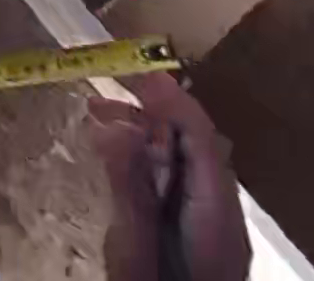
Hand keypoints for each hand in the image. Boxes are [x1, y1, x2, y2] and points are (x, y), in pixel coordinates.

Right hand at [89, 74, 249, 280]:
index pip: (201, 140)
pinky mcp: (192, 234)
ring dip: (141, 132)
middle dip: (148, 112)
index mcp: (215, 215)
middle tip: (96, 97)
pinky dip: (142, 156)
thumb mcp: (135, 245)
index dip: (172, 100)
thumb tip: (113, 127)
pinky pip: (171, 180)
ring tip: (94, 118)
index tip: (136, 68)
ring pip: (180, 160)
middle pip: (192, 145)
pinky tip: (114, 153)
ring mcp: (208, 226)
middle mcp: (218, 214)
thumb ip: (129, 188)